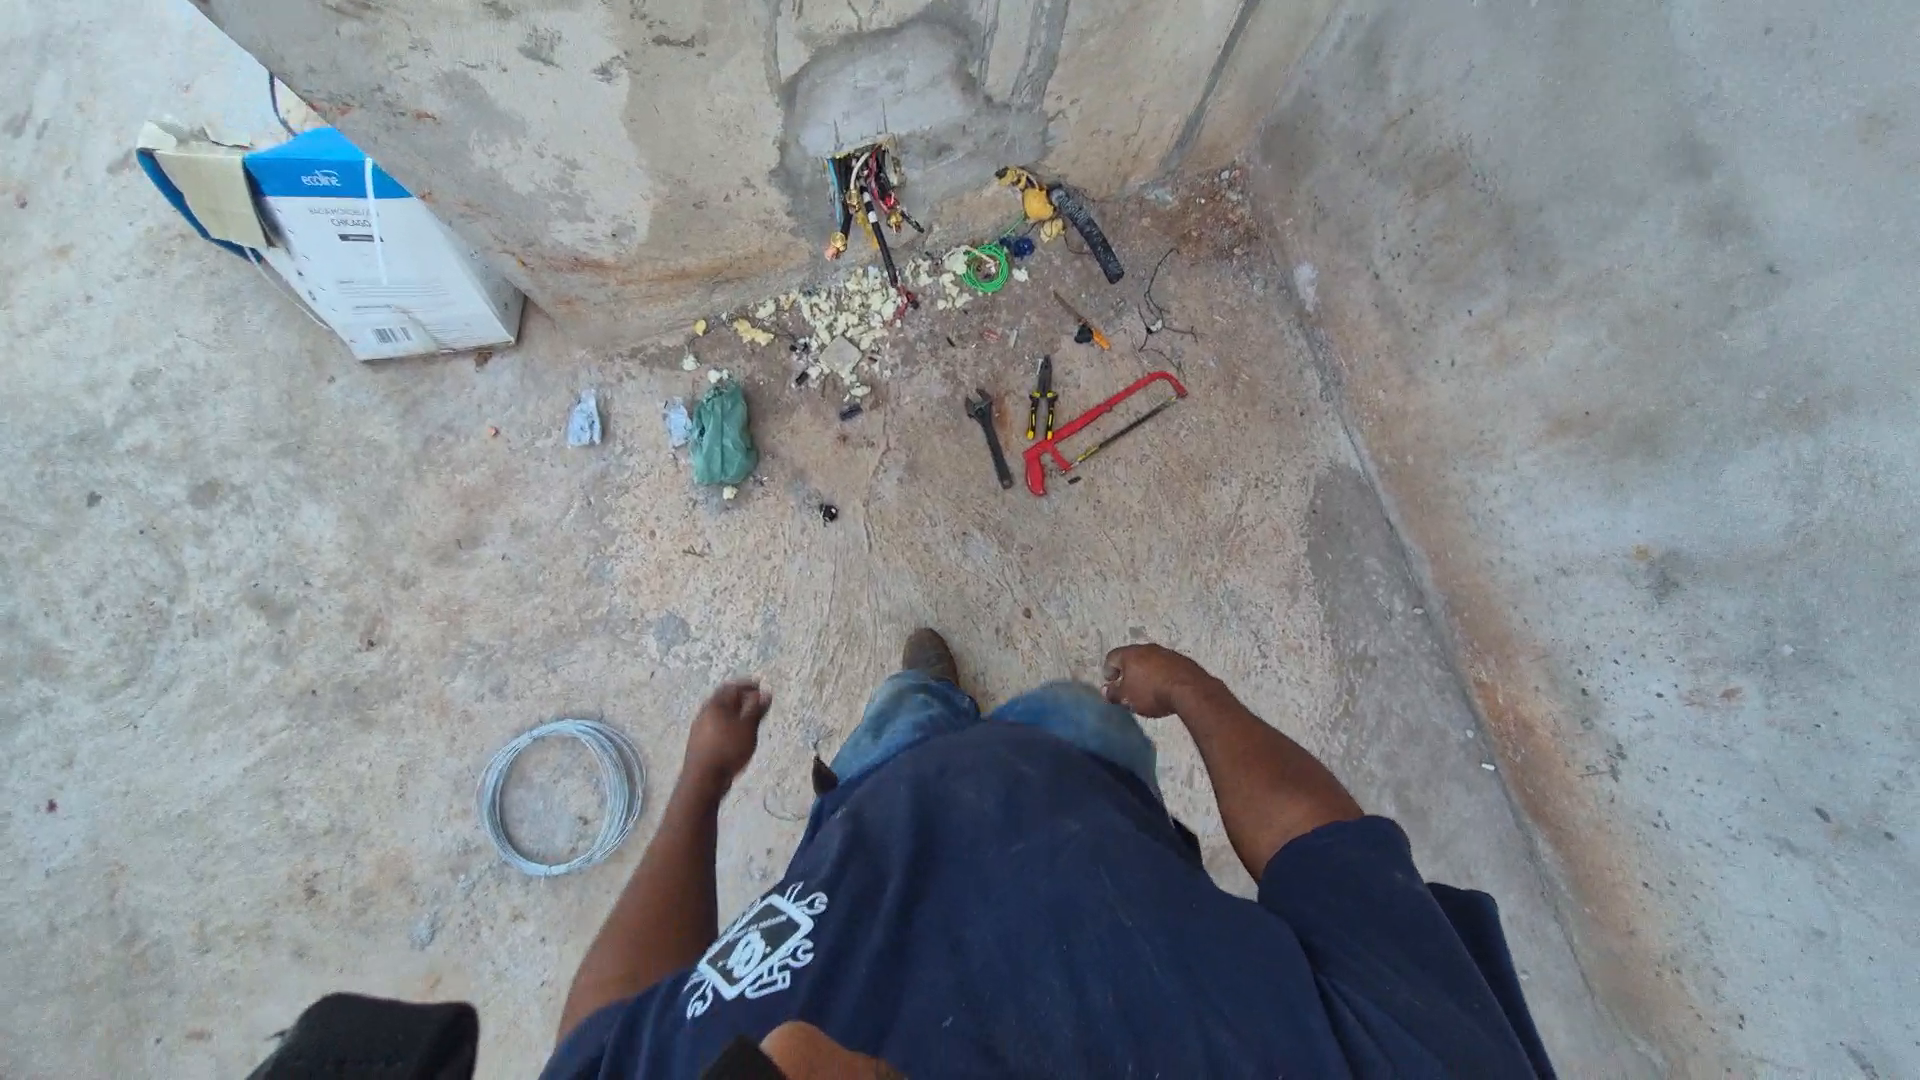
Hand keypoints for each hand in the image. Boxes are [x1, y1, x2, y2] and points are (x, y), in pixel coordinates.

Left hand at [682, 680, 772, 787]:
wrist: (703, 778)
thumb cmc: (728, 749)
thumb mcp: (748, 727)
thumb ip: (757, 709)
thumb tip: (765, 693)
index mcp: (716, 704)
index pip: (733, 687)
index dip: (748, 685)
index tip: (760, 686)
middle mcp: (705, 712)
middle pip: (723, 698)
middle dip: (740, 697)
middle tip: (755, 701)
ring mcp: (699, 728)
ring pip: (719, 713)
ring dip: (733, 711)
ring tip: (748, 718)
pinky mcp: (699, 742)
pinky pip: (715, 725)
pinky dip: (727, 723)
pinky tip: (735, 734)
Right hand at [1102, 644, 1209, 717]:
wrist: (1190, 689)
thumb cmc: (1152, 692)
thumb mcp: (1128, 698)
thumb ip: (1114, 693)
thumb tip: (1105, 690)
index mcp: (1130, 654)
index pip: (1112, 657)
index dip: (1108, 671)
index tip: (1111, 684)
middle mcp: (1147, 648)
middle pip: (1132, 657)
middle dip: (1128, 671)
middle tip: (1128, 687)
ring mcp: (1167, 653)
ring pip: (1150, 661)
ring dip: (1147, 673)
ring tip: (1148, 690)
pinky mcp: (1183, 661)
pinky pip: (1167, 666)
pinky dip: (1162, 675)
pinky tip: (1165, 688)